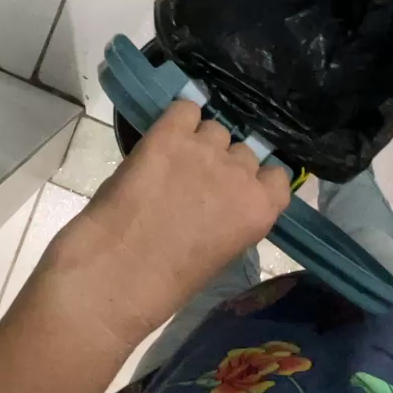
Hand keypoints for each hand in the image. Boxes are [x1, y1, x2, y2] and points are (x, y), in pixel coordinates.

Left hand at [39, 102, 290, 345]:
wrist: (114, 276)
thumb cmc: (166, 283)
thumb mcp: (220, 254)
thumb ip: (232, 217)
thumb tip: (221, 198)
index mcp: (260, 210)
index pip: (278, 175)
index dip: (256, 179)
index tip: (237, 189)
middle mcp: (240, 173)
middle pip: (244, 150)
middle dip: (224, 163)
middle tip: (197, 182)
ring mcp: (205, 149)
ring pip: (215, 129)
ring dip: (199, 143)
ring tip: (174, 164)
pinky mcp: (170, 133)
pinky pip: (185, 109)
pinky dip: (178, 120)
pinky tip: (164, 138)